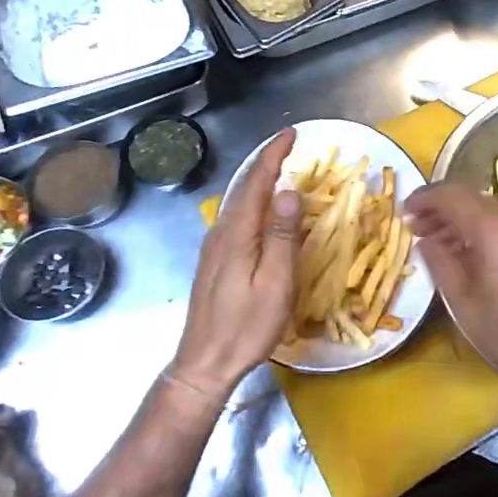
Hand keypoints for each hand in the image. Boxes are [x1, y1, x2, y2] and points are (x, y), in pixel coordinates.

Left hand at [174, 129, 299, 397]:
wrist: (205, 362)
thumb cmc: (246, 327)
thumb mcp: (275, 283)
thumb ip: (282, 236)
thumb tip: (289, 192)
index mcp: (238, 233)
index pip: (257, 182)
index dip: (274, 155)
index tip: (292, 134)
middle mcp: (222, 232)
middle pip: (245, 187)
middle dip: (267, 162)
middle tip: (291, 147)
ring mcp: (215, 247)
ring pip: (239, 201)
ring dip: (260, 180)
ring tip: (282, 170)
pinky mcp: (215, 260)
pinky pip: (237, 217)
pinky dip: (254, 201)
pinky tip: (264, 211)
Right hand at [406, 182, 497, 405]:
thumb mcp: (466, 306)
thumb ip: (441, 265)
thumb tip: (426, 240)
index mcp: (494, 227)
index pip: (450, 194)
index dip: (424, 199)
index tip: (404, 211)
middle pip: (473, 200)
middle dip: (442, 212)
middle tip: (418, 231)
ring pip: (493, 212)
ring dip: (465, 223)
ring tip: (443, 246)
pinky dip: (487, 232)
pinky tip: (477, 258)